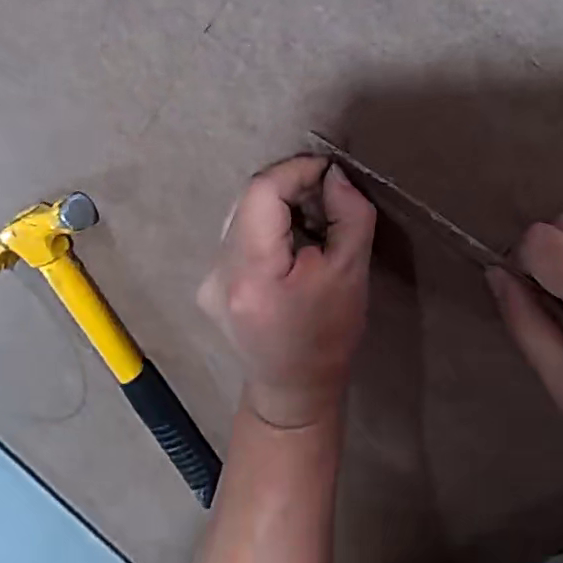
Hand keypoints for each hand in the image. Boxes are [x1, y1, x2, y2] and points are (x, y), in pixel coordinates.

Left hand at [199, 156, 376, 428]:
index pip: (262, 191)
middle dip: (291, 185)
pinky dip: (268, 224)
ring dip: (280, 203)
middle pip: (250, 199)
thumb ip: (350, 214)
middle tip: (327, 194)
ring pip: (244, 212)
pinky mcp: (211, 282)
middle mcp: (219, 270)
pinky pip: (240, 232)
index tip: (329, 171)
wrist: (295, 392)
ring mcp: (209, 277)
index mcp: (251, 272)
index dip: (296, 170)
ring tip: (313, 220)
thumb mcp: (353, 272)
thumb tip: (334, 175)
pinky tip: (292, 243)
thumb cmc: (329, 335)